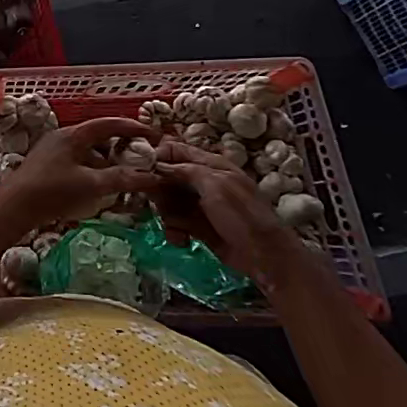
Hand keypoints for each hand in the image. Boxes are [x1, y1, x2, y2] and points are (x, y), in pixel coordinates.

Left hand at [0, 118, 162, 224]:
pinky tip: (98, 189)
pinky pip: (76, 163)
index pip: (108, 124)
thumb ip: (121, 179)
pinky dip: (92, 172)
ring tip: (123, 177)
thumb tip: (151, 177)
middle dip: (120, 147)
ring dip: (106, 162)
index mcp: (73, 135)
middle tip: (140, 159)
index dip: (133, 128)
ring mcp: (52, 152)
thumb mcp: (91, 185)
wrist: (13, 207)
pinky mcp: (46, 168)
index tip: (153, 135)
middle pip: (98, 137)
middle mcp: (62, 138)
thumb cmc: (52, 191)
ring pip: (87, 152)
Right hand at [150, 141, 297, 277]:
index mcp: (210, 164)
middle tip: (158, 204)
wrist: (264, 256)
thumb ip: (185, 170)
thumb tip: (157, 163)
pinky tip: (180, 240)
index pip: (175, 150)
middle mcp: (203, 181)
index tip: (141, 171)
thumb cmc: (242, 215)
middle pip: (168, 177)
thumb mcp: (215, 185)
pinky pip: (176, 222)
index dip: (157, 158)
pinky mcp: (199, 226)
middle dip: (159, 191)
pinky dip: (175, 230)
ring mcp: (201, 204)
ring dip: (167, 215)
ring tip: (175, 229)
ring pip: (169, 201)